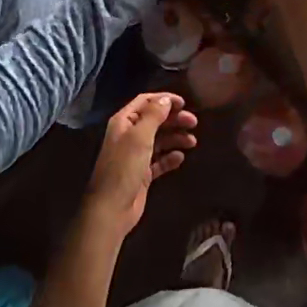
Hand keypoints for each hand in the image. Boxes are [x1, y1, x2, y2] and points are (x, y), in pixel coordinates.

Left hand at [85, 93, 198, 237]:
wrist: (112, 208)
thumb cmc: (124, 167)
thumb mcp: (139, 137)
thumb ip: (153, 116)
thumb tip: (166, 99)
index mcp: (124, 122)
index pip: (145, 102)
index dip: (163, 100)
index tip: (184, 103)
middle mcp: (129, 135)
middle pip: (154, 120)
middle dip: (174, 119)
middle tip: (194, 123)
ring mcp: (136, 155)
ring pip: (159, 140)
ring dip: (175, 138)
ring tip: (192, 142)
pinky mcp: (142, 173)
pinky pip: (159, 161)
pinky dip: (170, 158)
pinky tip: (180, 158)